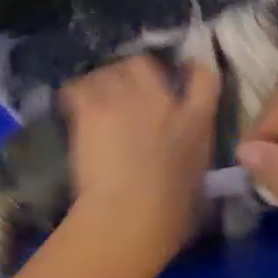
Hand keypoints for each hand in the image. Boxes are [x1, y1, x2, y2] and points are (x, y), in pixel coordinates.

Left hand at [60, 54, 220, 260]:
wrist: (130, 215)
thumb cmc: (170, 211)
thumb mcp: (198, 178)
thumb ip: (194, 151)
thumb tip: (184, 147)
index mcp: (197, 118)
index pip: (204, 76)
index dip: (192, 69)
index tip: (182, 73)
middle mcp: (161, 99)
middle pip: (144, 63)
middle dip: (134, 72)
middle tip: (125, 92)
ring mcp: (125, 99)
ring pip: (110, 71)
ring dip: (104, 81)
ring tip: (97, 99)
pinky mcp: (92, 108)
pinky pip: (79, 86)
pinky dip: (75, 93)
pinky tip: (73, 106)